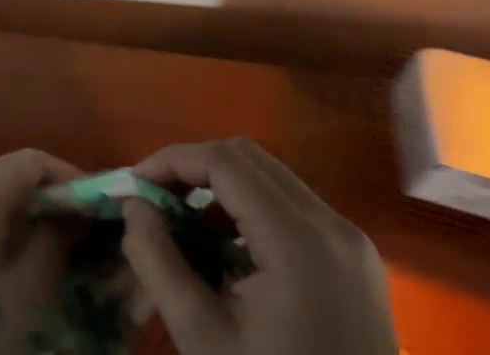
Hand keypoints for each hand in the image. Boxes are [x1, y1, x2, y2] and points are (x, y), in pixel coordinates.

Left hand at [0, 149, 83, 354]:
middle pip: (11, 177)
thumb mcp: (27, 289)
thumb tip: (74, 217)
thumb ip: (57, 242)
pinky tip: (10, 268)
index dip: (73, 182)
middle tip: (82, 242)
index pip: (36, 161)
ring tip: (52, 259)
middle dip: (49, 205)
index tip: (100, 214)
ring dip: (23, 221)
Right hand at [122, 139, 398, 354]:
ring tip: (186, 228)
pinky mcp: (356, 260)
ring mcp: (351, 242)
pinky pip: (294, 207)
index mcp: (299, 241)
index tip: (133, 188)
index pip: (224, 161)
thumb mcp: (201, 333)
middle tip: (155, 202)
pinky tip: (229, 252)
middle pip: (249, 157)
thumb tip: (134, 205)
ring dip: (221, 187)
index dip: (170, 161)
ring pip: (272, 177)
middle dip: (193, 168)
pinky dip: (251, 209)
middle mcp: (333, 226)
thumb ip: (157, 259)